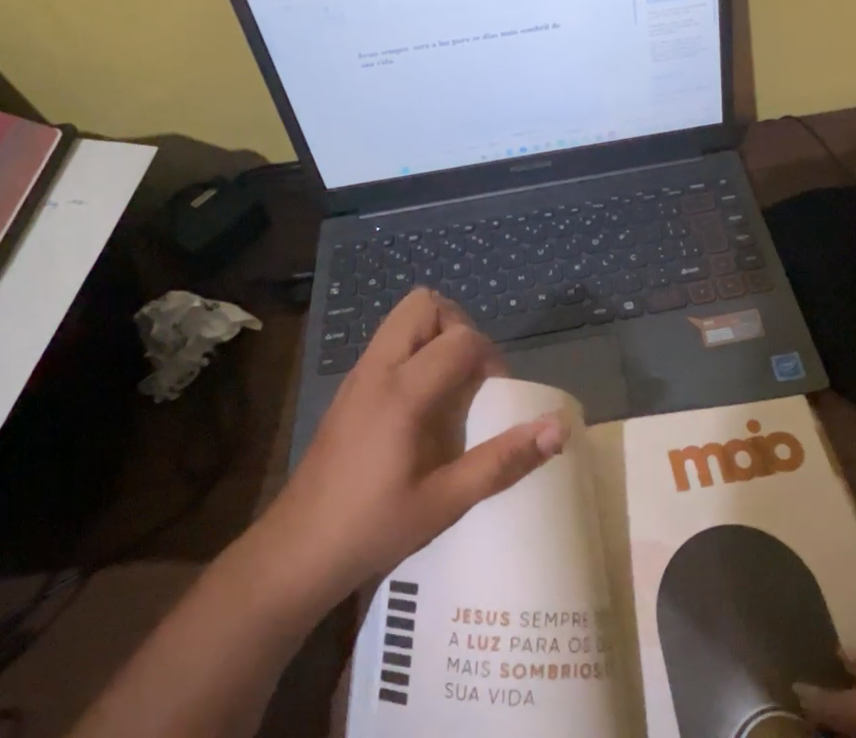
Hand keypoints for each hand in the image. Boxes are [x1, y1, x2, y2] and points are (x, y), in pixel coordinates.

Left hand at [248, 288, 567, 597]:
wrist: (297, 551)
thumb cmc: (373, 529)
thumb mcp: (446, 501)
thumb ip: (504, 461)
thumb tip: (559, 428)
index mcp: (401, 393)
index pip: (461, 339)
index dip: (491, 359)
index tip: (495, 400)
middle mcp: (376, 370)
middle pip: (424, 304)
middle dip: (459, 327)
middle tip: (473, 377)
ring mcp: (357, 377)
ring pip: (402, 319)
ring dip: (436, 337)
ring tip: (452, 390)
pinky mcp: (348, 390)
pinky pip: (389, 345)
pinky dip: (415, 354)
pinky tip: (424, 408)